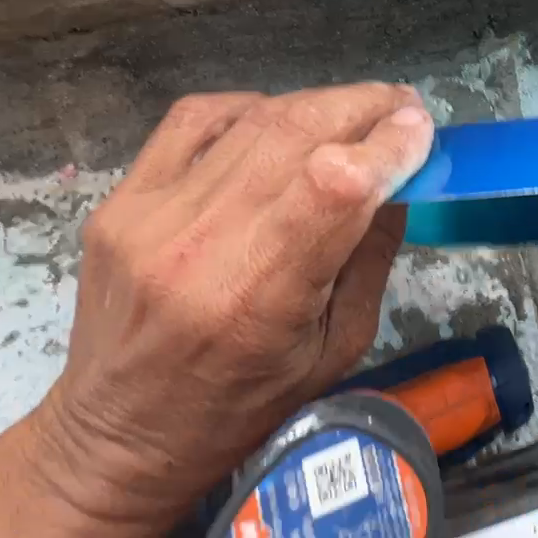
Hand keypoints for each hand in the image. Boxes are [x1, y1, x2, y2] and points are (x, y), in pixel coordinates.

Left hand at [22, 85, 430, 529]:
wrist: (116, 435)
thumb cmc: (243, 404)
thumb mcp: (340, 345)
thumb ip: (374, 253)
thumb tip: (401, 174)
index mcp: (261, 296)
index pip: (337, 184)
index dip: (389, 144)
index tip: (422, 129)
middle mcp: (202, 245)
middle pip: (299, 131)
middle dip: (367, 105)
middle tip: (402, 106)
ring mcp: (152, 215)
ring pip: (258, 117)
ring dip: (324, 102)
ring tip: (356, 110)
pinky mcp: (122, 200)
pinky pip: (198, 117)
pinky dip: (255, 106)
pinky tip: (281, 122)